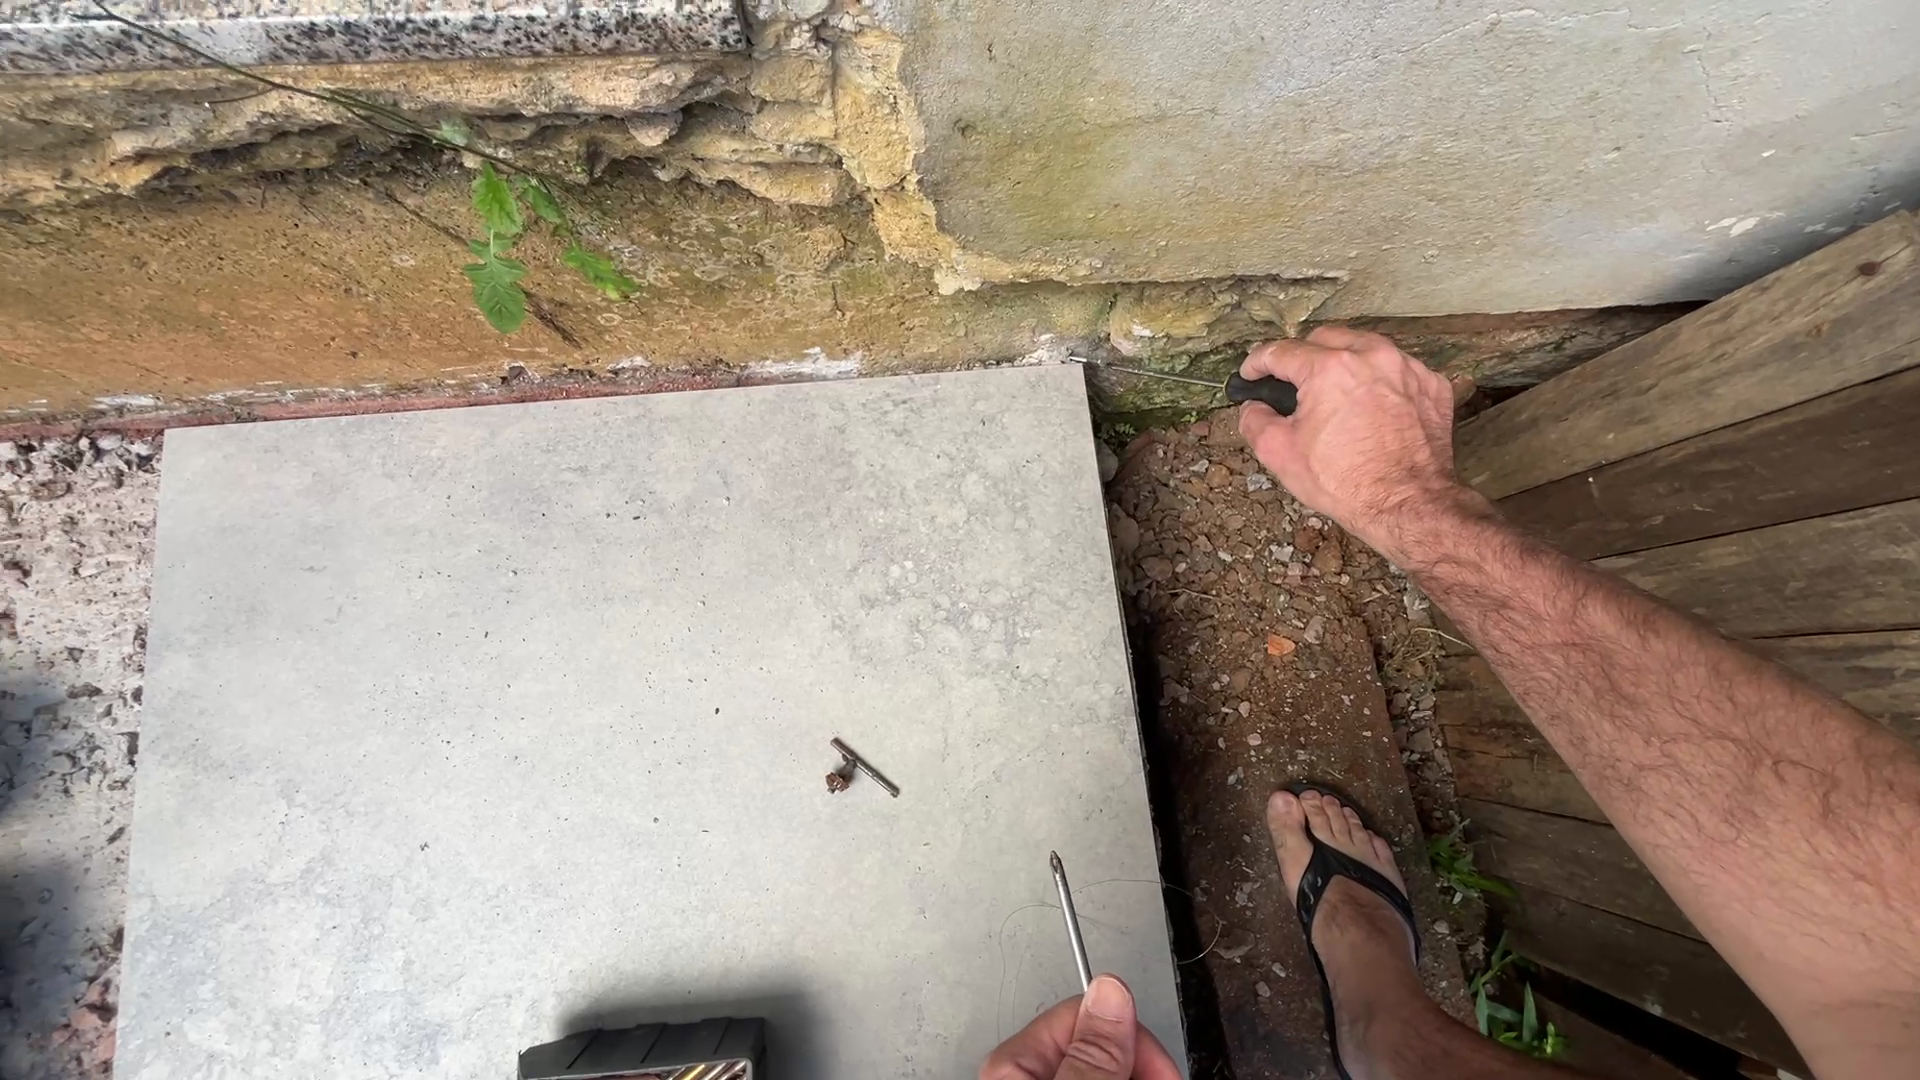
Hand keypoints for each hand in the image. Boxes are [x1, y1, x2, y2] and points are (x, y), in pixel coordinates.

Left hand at [981, 975, 1182, 1079]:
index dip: (1133, 1038)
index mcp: (1014, 1066)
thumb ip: (1094, 1055)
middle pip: (1105, 1043)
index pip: (1087, 1012)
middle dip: (1141, 1063)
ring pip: (1115, 1067)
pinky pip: (1111, 1078)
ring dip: (1143, 1073)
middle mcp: (1030, 1075)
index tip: (1162, 1070)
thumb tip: (1110, 990)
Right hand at [1236, 326, 1472, 560]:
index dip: (1258, 361)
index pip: (1282, 351)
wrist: (1405, 504)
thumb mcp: (1277, 452)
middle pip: (1326, 338)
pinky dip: (1377, 380)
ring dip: (1342, 362)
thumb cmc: (1340, 480)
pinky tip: (1369, 406)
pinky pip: (1397, 369)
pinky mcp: (1433, 385)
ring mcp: (1408, 368)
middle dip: (1302, 356)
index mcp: (1330, 368)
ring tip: (1331, 391)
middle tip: (1290, 382)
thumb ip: (1254, 420)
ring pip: (1365, 347)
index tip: (1250, 373)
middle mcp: (1372, 356)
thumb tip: (1254, 407)